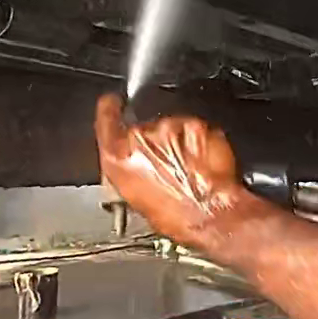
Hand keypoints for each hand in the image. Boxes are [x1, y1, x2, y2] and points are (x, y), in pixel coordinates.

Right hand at [94, 94, 269, 249]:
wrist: (210, 214)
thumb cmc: (175, 216)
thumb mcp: (135, 199)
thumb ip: (129, 170)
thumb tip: (135, 164)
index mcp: (119, 158)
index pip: (107, 120)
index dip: (109, 109)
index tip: (112, 103)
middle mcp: (142, 137)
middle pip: (145, 129)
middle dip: (156, 145)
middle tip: (170, 169)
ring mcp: (170, 127)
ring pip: (172, 128)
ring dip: (179, 144)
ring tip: (188, 170)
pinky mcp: (196, 125)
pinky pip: (194, 129)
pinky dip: (199, 142)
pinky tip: (203, 164)